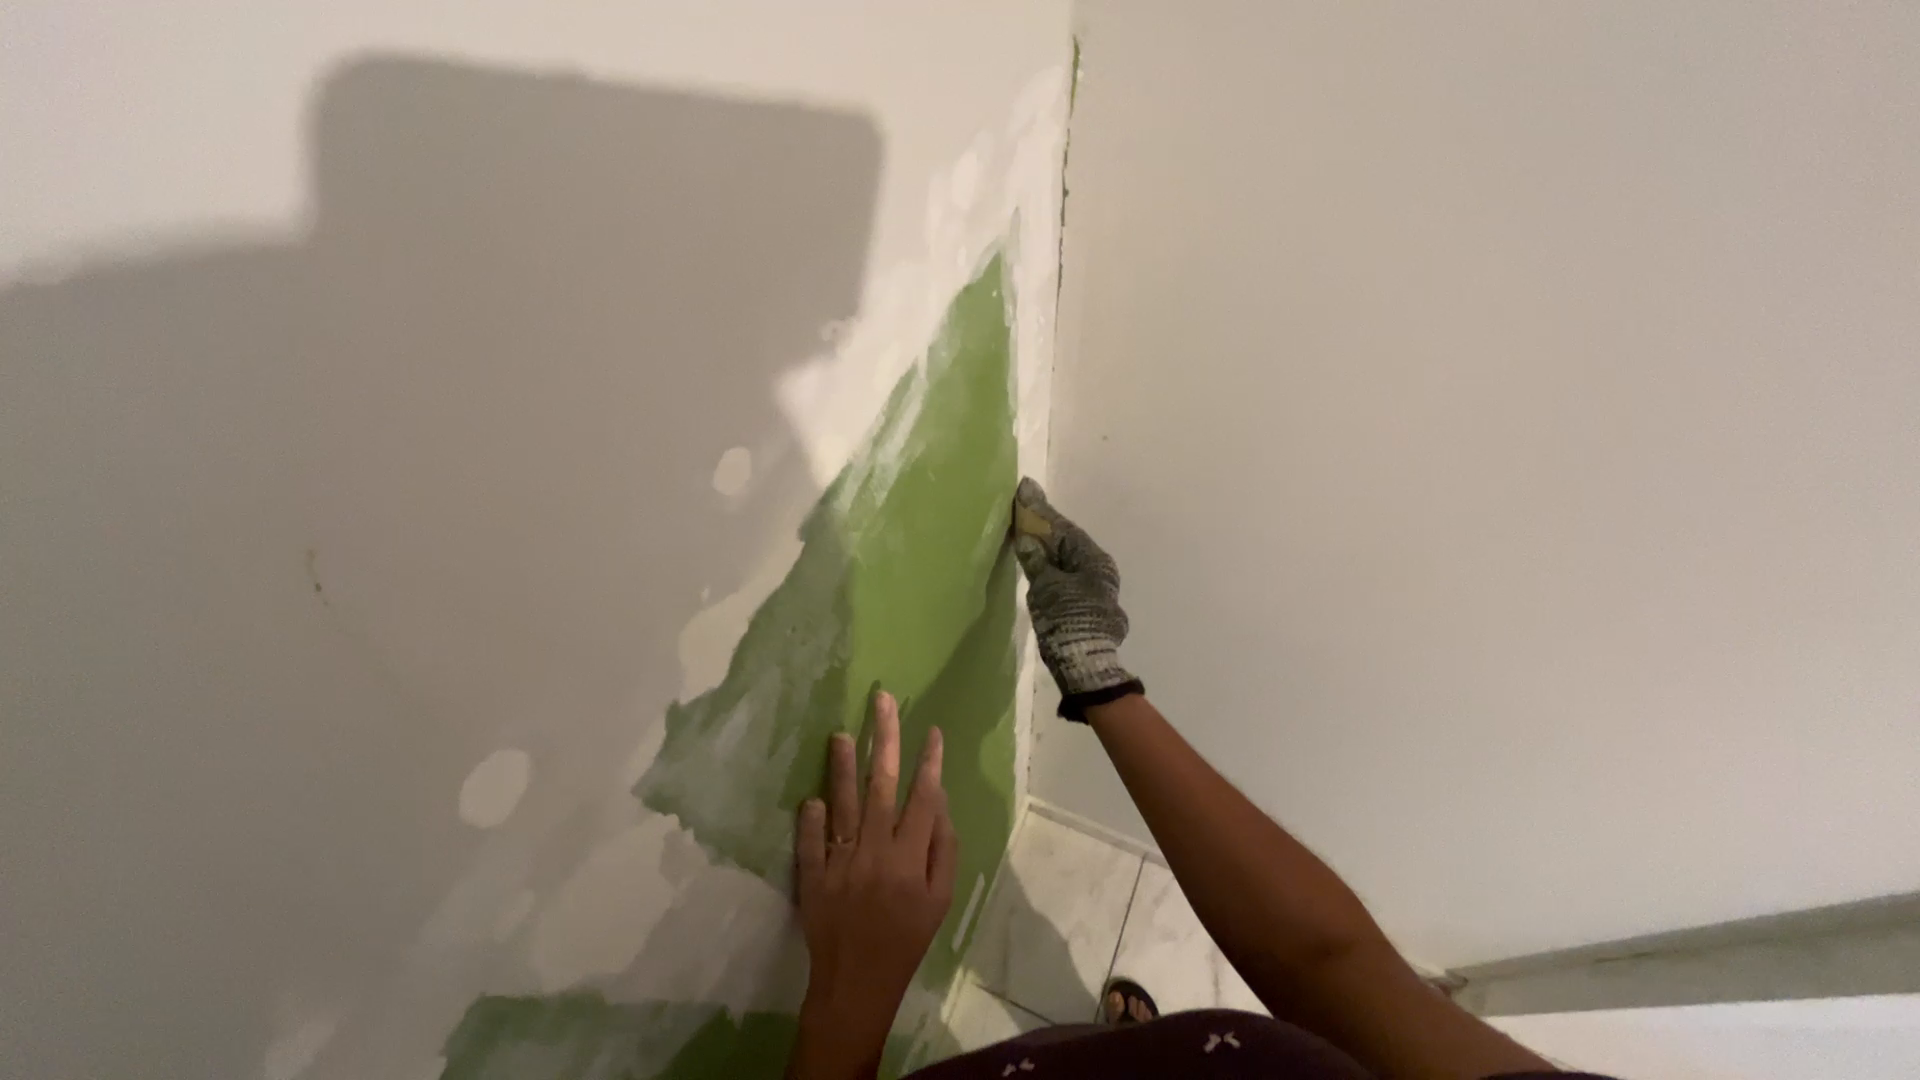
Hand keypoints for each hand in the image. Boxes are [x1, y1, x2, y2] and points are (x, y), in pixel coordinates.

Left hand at [788, 690, 956, 1079]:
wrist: (857, 983)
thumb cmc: (907, 939)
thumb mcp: (941, 900)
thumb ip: (943, 849)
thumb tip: (938, 802)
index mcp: (910, 857)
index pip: (923, 796)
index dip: (929, 761)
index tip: (931, 729)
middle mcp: (876, 851)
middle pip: (881, 783)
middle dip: (883, 738)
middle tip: (881, 700)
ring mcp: (841, 861)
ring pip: (843, 801)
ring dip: (842, 765)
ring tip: (841, 733)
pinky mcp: (812, 875)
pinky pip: (811, 839)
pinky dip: (812, 817)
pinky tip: (814, 796)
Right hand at [1011, 477, 1140, 718]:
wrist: (1085, 664)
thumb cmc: (1067, 619)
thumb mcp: (1047, 586)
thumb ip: (1036, 559)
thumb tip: (1027, 538)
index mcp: (1094, 561)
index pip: (1064, 528)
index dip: (1041, 510)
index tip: (1026, 490)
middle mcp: (1099, 572)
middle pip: (1067, 544)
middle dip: (1045, 528)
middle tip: (1024, 508)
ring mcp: (1095, 592)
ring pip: (1066, 562)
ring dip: (1047, 550)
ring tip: (1027, 533)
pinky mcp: (1086, 609)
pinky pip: (1065, 579)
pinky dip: (1050, 569)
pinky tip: (1038, 567)